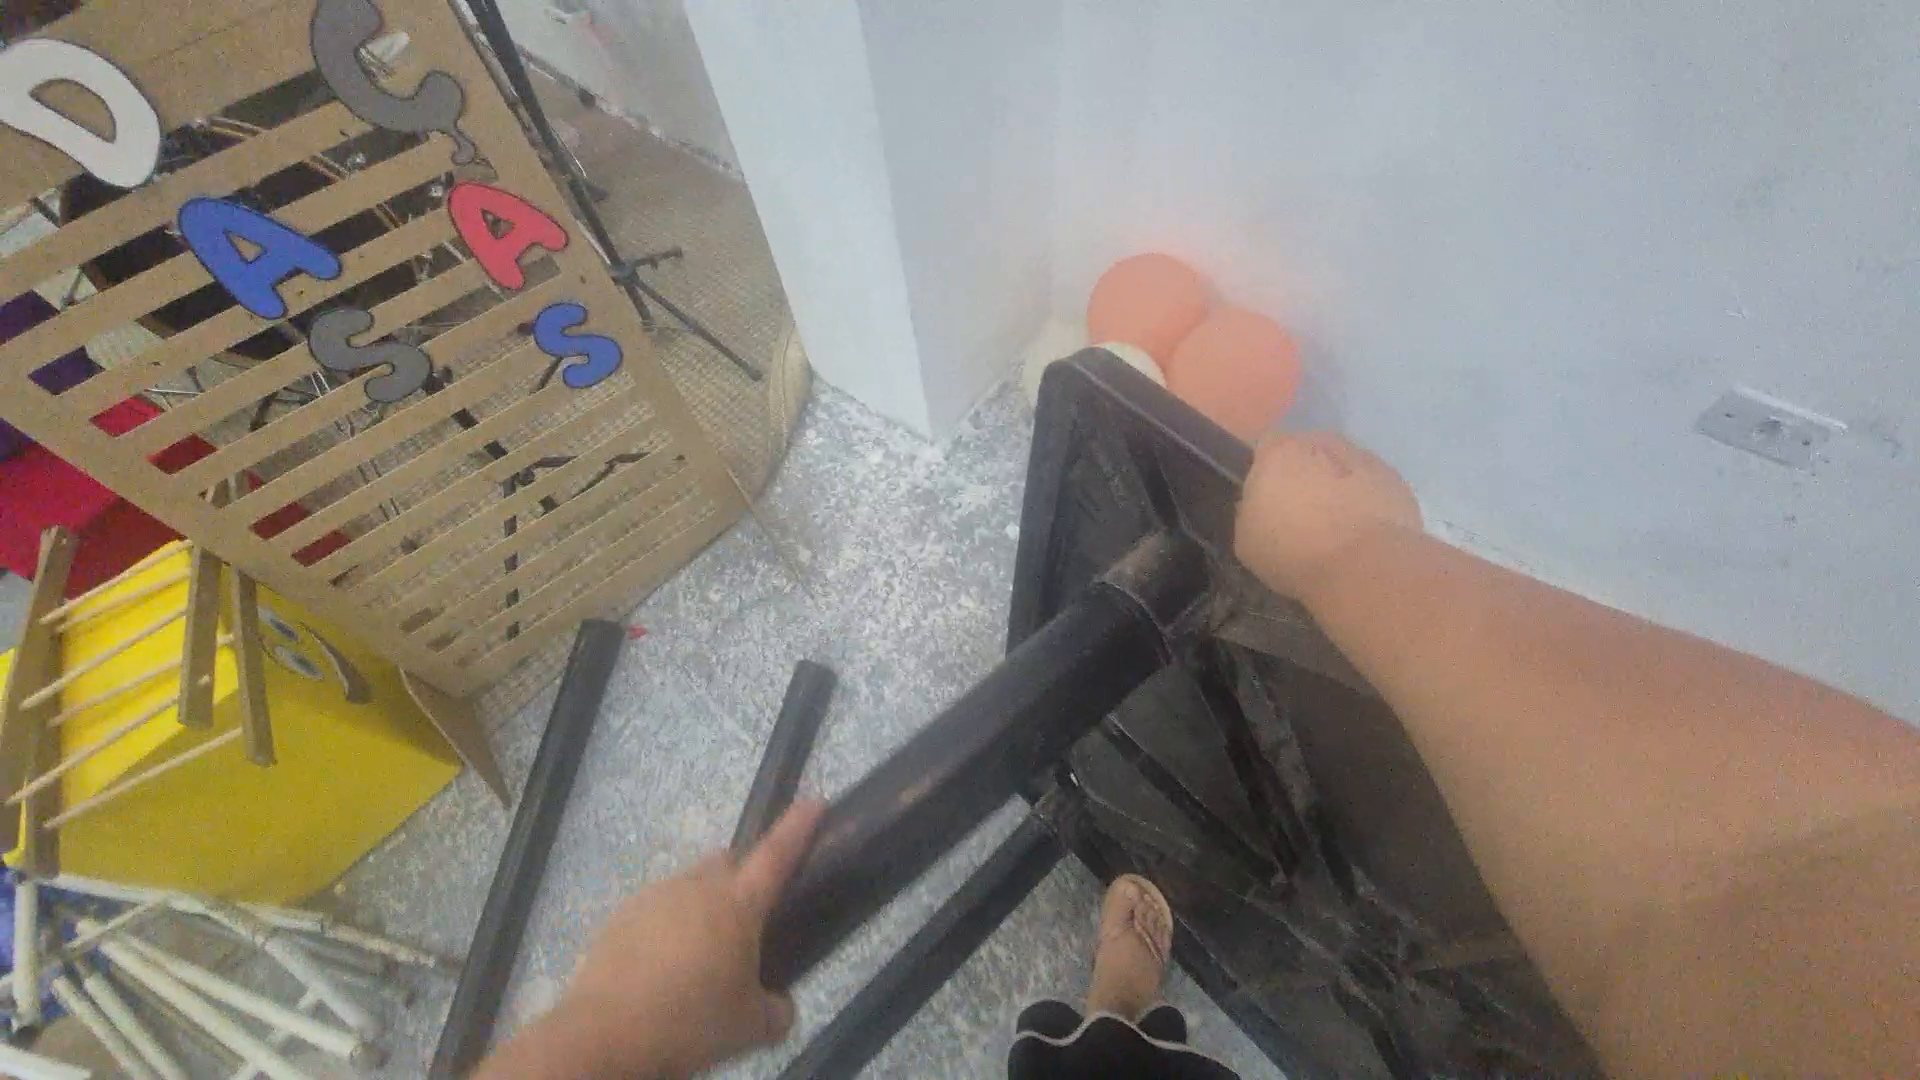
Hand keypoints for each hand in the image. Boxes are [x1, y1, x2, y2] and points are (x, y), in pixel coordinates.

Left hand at [500, 800, 824, 1078]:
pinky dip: (666, 929)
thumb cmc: (689, 1022)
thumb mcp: (748, 1028)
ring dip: (701, 907)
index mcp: (739, 903)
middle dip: (741, 876)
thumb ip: (775, 1010)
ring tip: (696, 957)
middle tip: (743, 920)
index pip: (778, 853)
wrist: (603, 1036)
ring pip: (691, 885)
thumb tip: (780, 1006)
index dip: (799, 825)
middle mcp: (700, 886)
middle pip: (729, 861)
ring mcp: (658, 895)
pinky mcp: (623, 915)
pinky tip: (659, 970)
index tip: (814, 801)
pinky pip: (657, 910)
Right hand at [1234, 432, 1420, 600]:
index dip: (1264, 470)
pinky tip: (1361, 532)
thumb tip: (1260, 504)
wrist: (1364, 566)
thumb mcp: (1246, 538)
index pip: (1266, 446)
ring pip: (1343, 466)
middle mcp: (1323, 443)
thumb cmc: (1293, 550)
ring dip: (1337, 485)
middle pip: (1308, 451)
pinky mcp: (1397, 482)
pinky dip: (1366, 501)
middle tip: (1300, 510)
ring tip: (1336, 524)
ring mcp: (1365, 459)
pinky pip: (1372, 486)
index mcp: (1280, 451)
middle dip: (1304, 473)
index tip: (1265, 497)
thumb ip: (1250, 509)